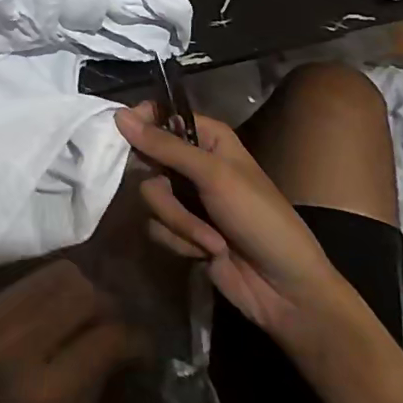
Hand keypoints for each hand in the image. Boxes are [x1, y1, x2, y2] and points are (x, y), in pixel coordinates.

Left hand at [0, 260, 142, 402]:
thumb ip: (95, 388)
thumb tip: (124, 349)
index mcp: (44, 392)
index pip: (108, 339)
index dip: (137, 340)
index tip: (146, 347)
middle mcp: (21, 342)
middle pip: (87, 293)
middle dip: (113, 307)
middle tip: (122, 326)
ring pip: (64, 273)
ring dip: (87, 290)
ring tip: (95, 314)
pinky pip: (35, 276)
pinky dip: (58, 286)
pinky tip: (64, 308)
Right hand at [114, 104, 356, 350]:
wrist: (282, 286)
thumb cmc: (258, 216)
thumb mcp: (213, 176)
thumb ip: (165, 146)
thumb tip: (120, 115)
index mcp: (209, 137)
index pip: (162, 116)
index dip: (141, 123)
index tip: (122, 135)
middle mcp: (194, 163)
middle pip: (148, 161)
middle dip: (165, 192)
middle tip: (179, 198)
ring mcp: (187, 199)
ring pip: (151, 198)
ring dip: (178, 222)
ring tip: (209, 240)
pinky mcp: (182, 232)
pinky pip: (157, 227)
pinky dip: (180, 241)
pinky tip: (207, 253)